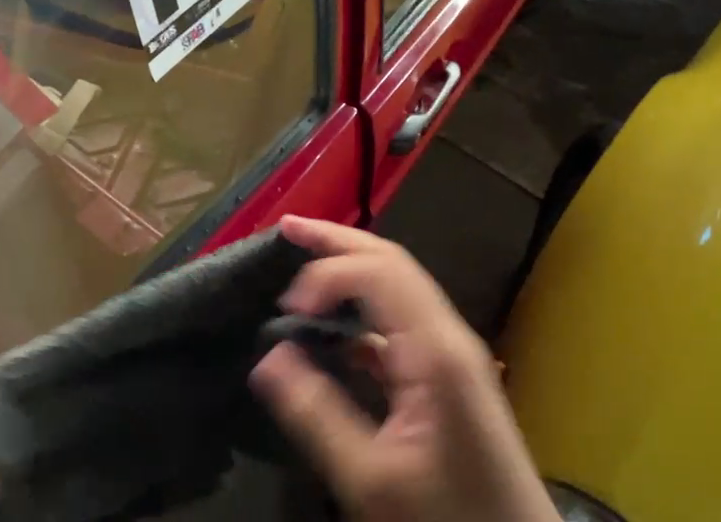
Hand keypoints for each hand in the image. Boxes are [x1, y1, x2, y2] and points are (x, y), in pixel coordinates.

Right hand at [249, 216, 558, 521]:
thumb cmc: (448, 515)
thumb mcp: (370, 477)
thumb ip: (316, 413)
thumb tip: (267, 357)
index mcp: (436, 352)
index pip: (377, 272)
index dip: (325, 273)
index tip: (285, 308)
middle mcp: (449, 338)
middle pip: (391, 263)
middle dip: (336, 240)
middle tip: (286, 228)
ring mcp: (452, 354)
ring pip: (397, 285)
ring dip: (348, 265)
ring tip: (301, 257)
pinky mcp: (448, 374)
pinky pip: (399, 316)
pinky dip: (360, 302)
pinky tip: (329, 322)